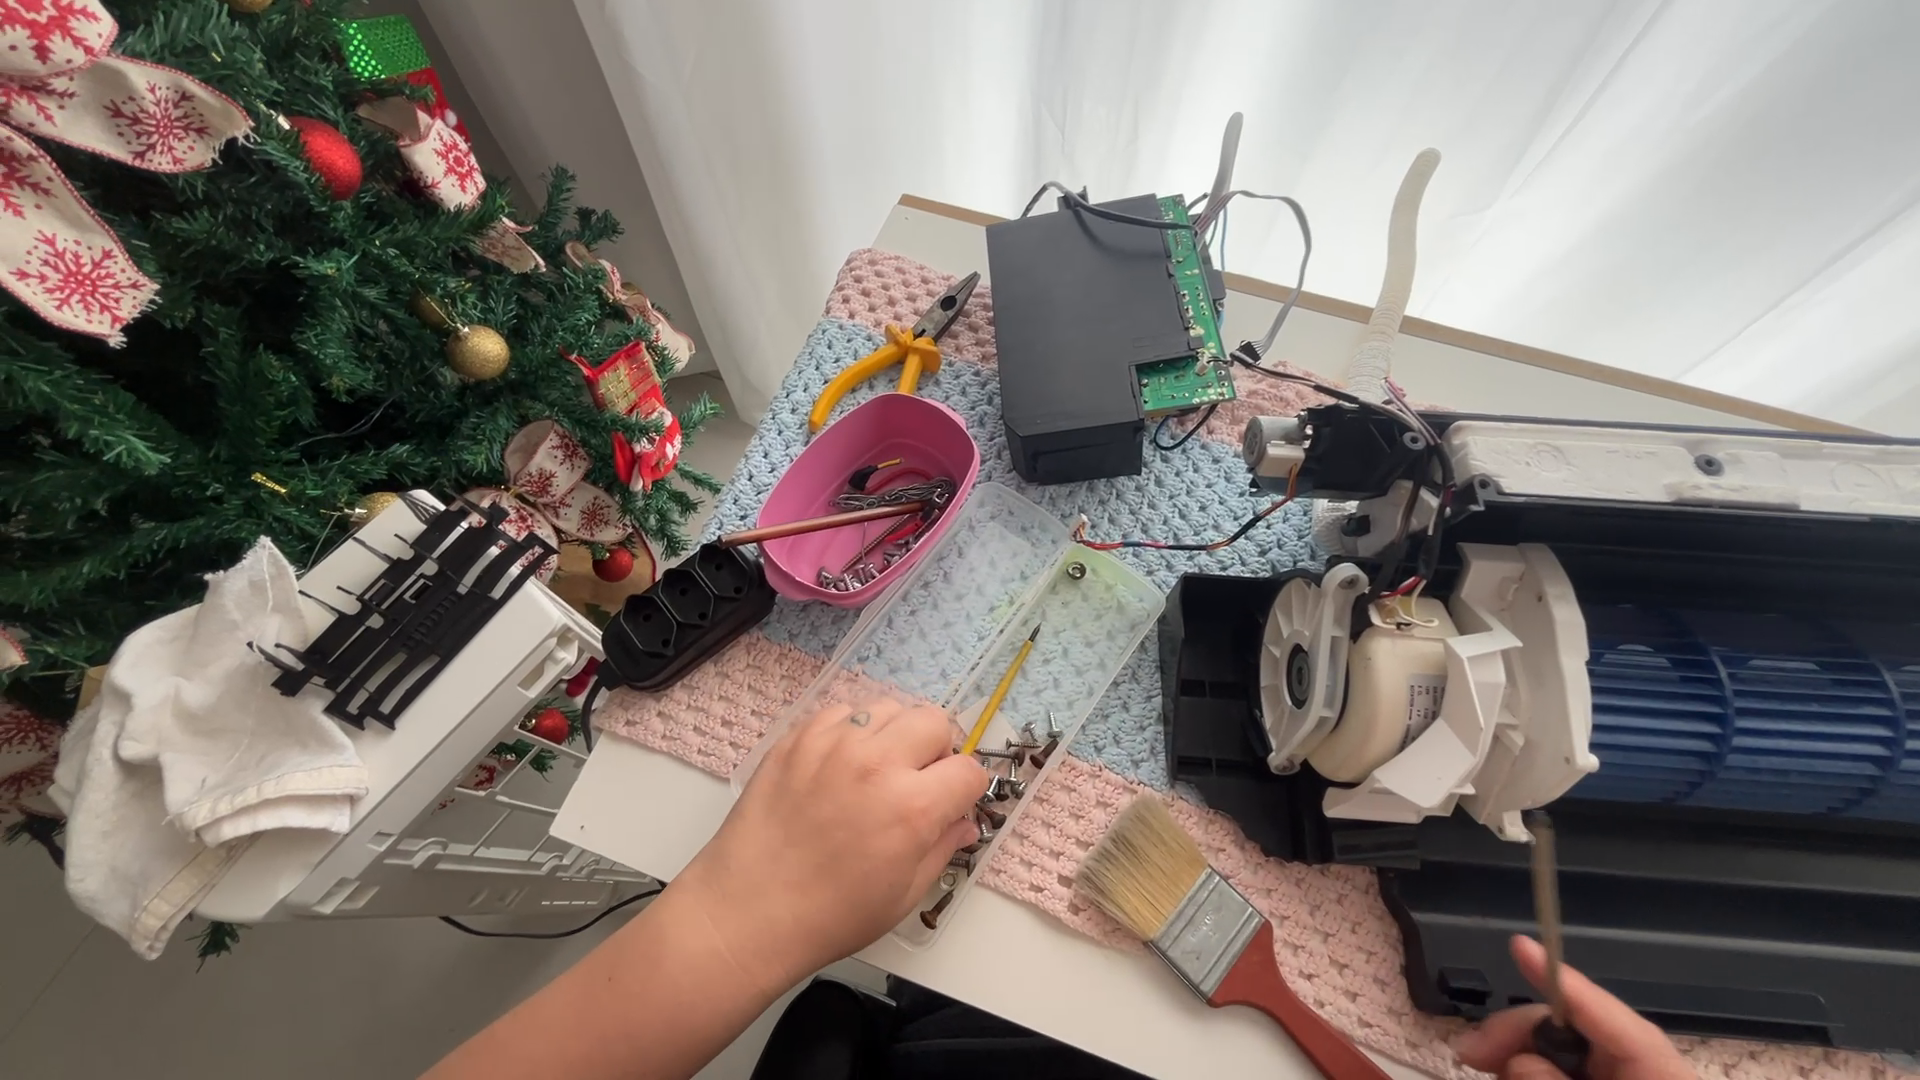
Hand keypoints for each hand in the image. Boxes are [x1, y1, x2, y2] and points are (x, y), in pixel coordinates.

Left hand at [671, 699, 987, 992]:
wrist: (747, 912)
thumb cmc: (830, 915)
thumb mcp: (903, 894)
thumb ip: (943, 847)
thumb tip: (965, 820)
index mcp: (912, 808)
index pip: (968, 771)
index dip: (965, 789)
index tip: (951, 802)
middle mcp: (877, 763)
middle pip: (934, 722)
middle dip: (936, 750)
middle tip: (917, 780)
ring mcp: (834, 743)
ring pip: (889, 708)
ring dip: (894, 734)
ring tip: (876, 768)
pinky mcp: (799, 737)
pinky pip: (842, 711)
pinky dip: (851, 730)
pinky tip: (840, 764)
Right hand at [1451, 936, 1694, 1079]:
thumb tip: (1518, 1060)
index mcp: (1662, 1074)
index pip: (1616, 1019)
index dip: (1565, 981)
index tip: (1519, 944)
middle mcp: (1641, 1070)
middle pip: (1569, 1030)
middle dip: (1515, 1033)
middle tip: (1468, 1054)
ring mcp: (1618, 1077)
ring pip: (1552, 1050)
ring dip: (1514, 1056)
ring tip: (1482, 1066)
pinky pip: (1553, 1070)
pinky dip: (1523, 1071)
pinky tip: (1504, 1074)